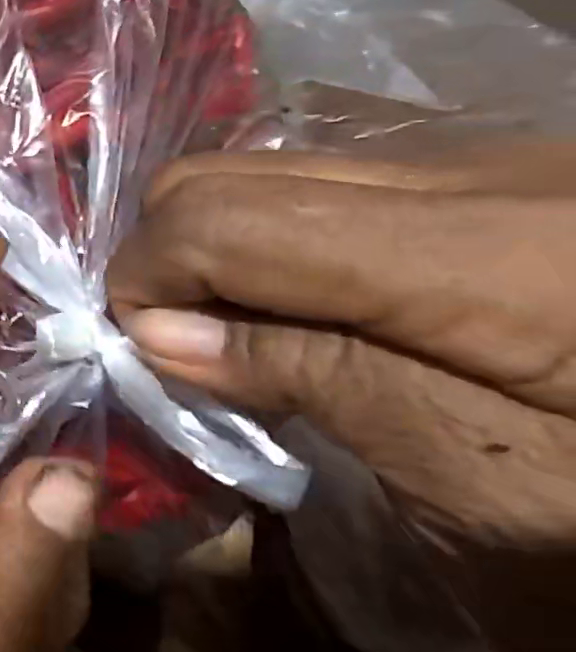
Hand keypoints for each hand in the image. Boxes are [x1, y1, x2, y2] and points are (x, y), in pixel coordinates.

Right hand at [107, 149, 575, 651]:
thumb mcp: (498, 489)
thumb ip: (318, 381)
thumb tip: (158, 333)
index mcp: (504, 255)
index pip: (230, 221)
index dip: (149, 278)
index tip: (148, 351)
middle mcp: (486, 172)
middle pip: (219, 176)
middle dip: (163, 258)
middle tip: (182, 338)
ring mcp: (484, 162)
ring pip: (251, 170)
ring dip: (209, 250)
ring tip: (241, 324)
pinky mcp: (485, 175)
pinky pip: (308, 182)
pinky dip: (264, 241)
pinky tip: (305, 300)